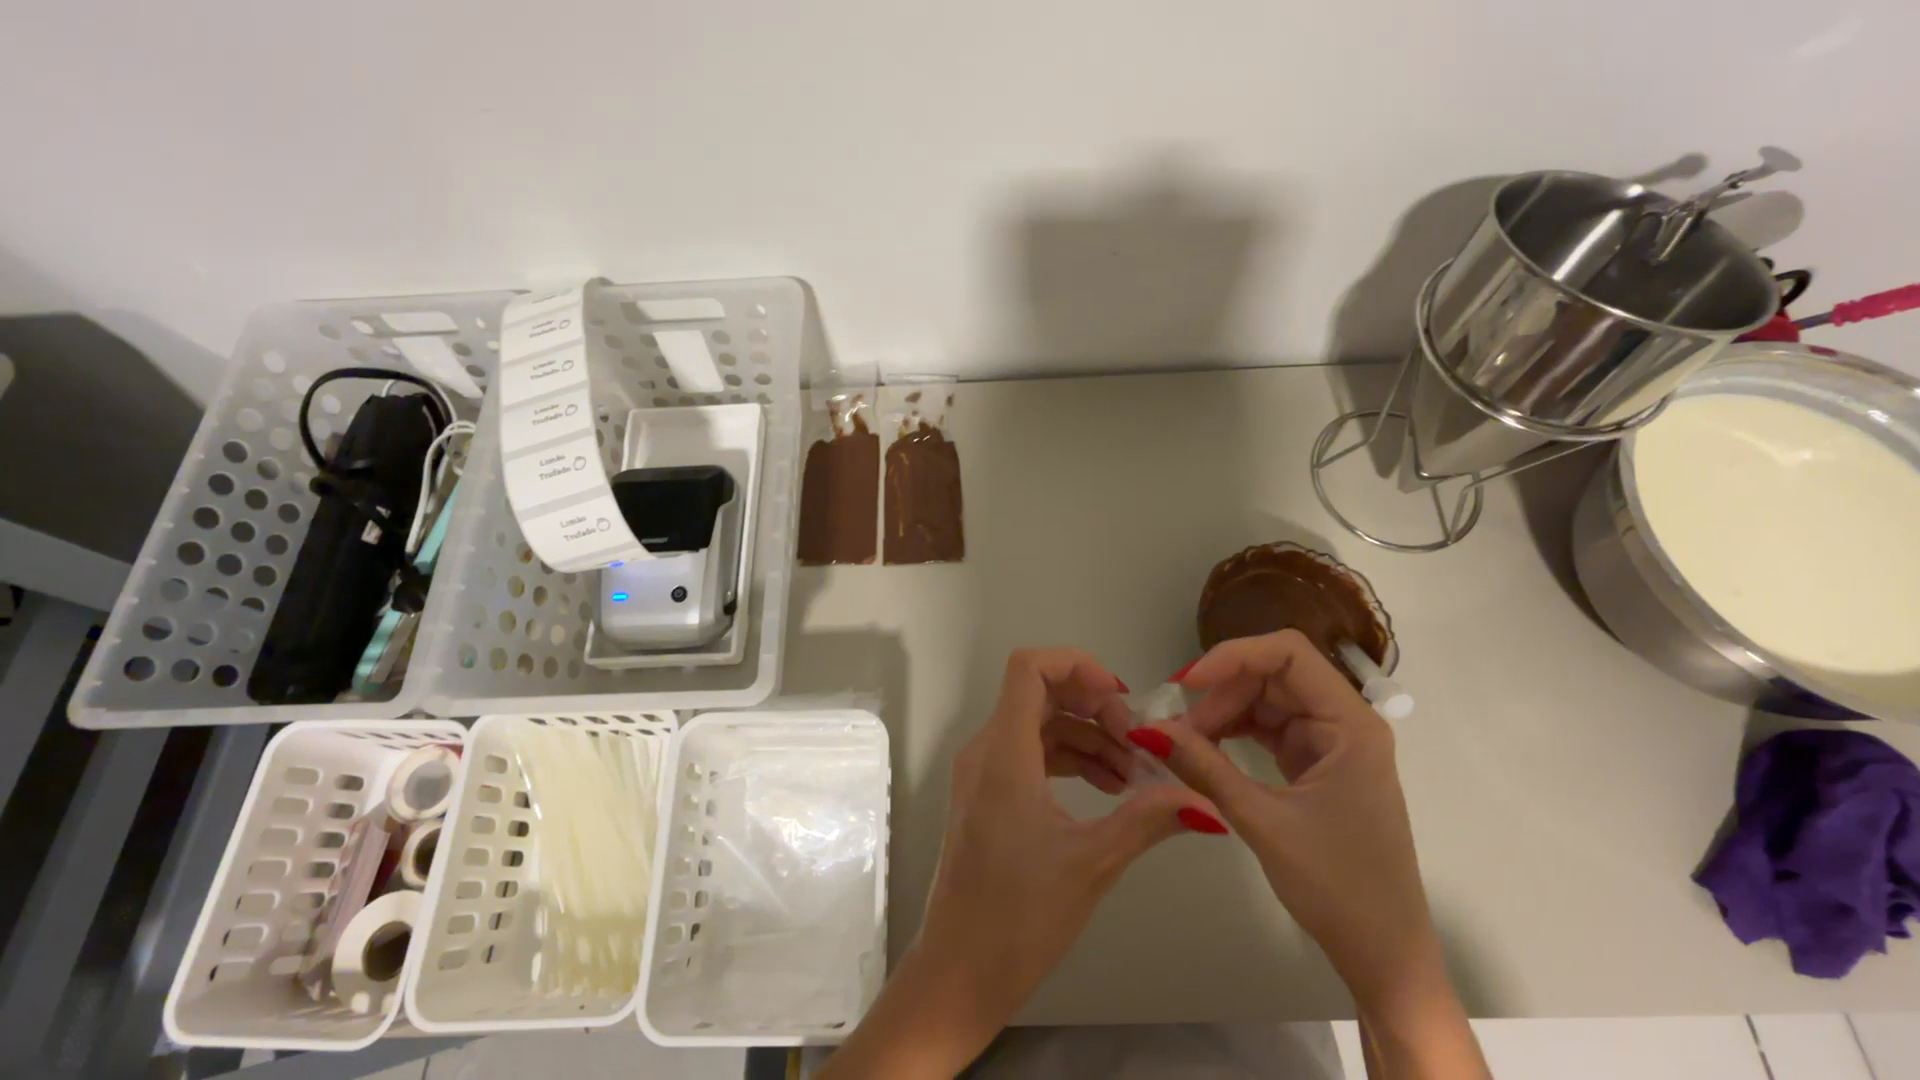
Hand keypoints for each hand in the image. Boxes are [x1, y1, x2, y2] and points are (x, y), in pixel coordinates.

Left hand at [823, 648, 1223, 1078]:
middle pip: (1040, 695)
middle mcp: (986, 752)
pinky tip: (1110, 792)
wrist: (958, 971)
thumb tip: (1204, 800)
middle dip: (1096, 709)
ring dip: (1089, 739)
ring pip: (1039, 727)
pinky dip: (1071, 762)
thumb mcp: (1091, 863)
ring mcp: (983, 775)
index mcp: (1003, 753)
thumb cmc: (1018, 916)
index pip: (1029, 667)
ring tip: (1138, 777)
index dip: (1079, 666)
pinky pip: (1031, 757)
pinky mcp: (987, 799)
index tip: (1124, 701)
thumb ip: (1147, 819)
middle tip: (1141, 747)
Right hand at [1127, 630, 1435, 1007]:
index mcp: (1350, 724)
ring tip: (1182, 744)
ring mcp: (1332, 745)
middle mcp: (1345, 723)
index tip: (1185, 684)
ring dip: (1223, 715)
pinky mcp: (1317, 767)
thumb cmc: (1337, 885)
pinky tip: (1204, 751)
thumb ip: (1205, 769)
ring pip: (1268, 704)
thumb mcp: (1263, 821)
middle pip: (1274, 677)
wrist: (1383, 951)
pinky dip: (1235, 736)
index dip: (1233, 656)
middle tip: (1175, 729)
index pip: (1289, 654)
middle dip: (1221, 693)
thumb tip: (1146, 730)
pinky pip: (1270, 732)